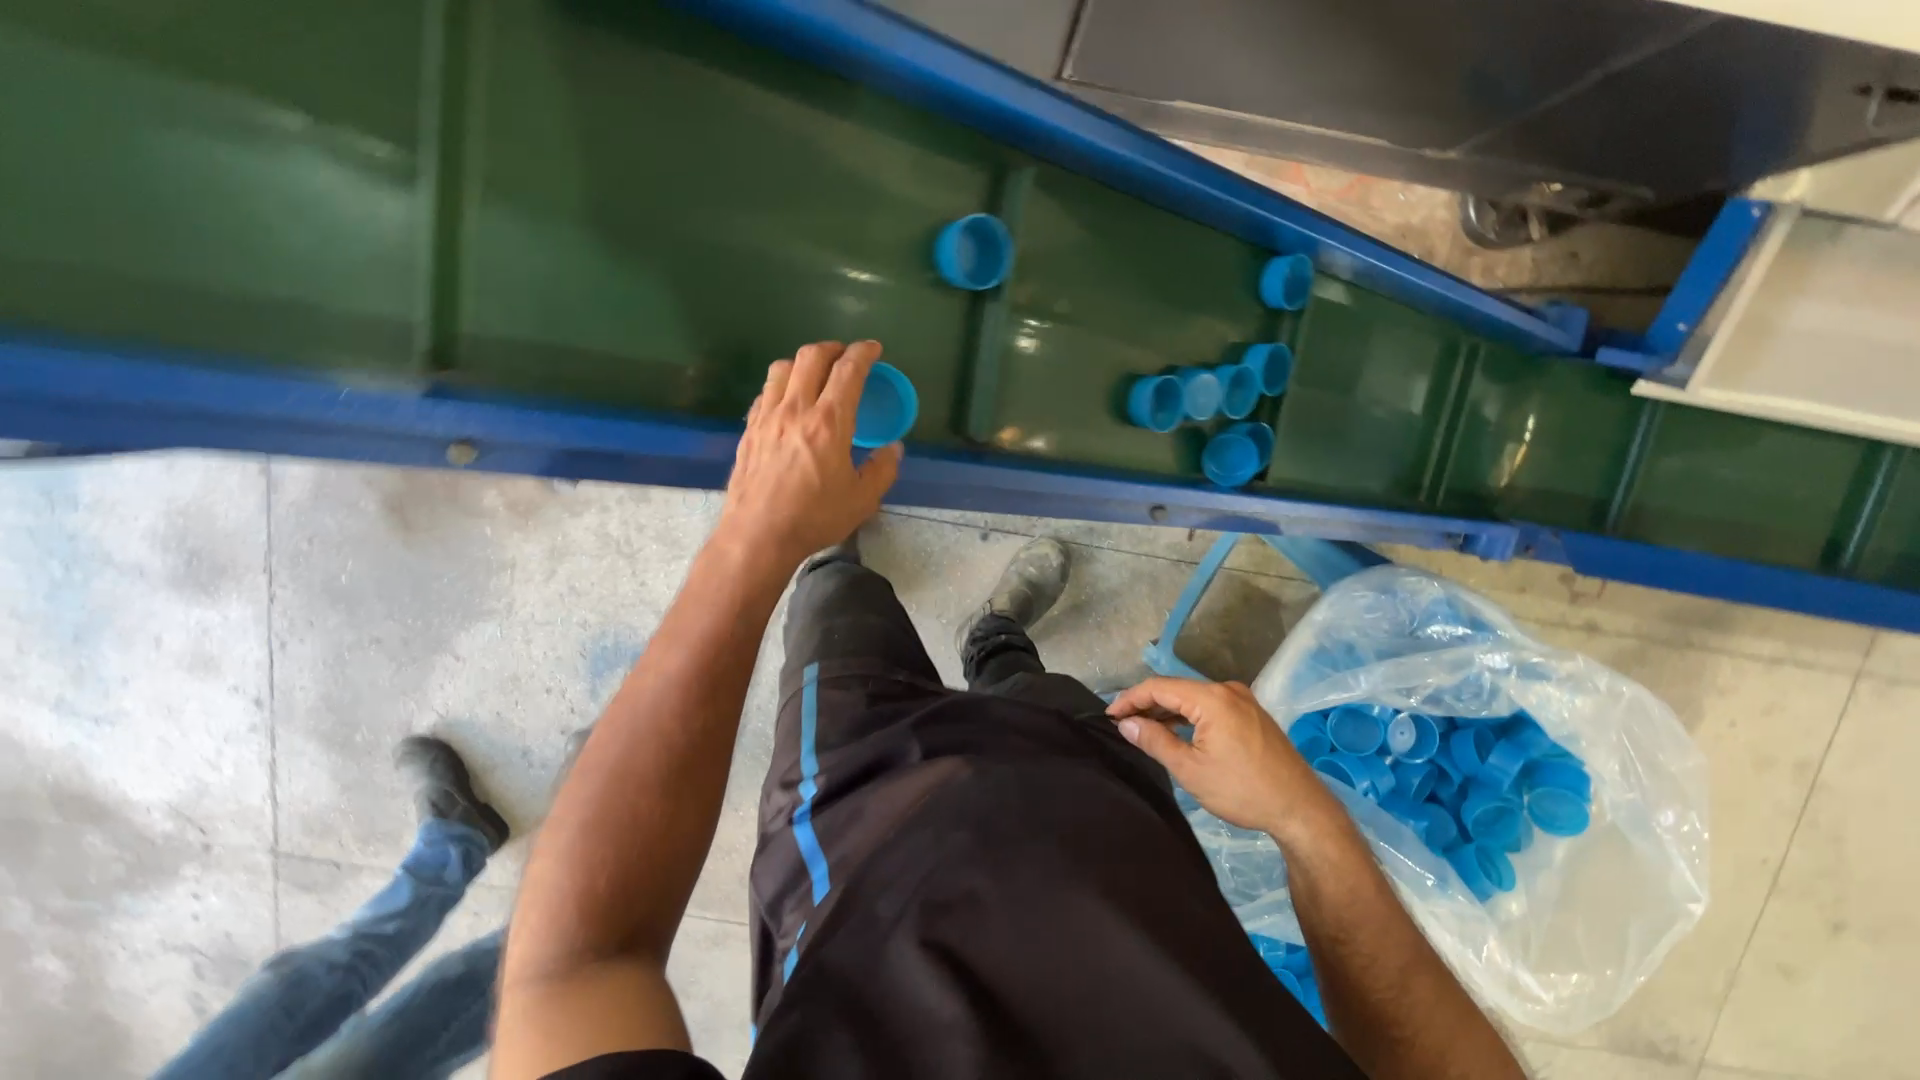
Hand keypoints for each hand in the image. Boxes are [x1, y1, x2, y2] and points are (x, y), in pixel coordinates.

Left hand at [718, 340, 902, 567]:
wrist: (758, 535)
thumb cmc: (814, 518)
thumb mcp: (863, 499)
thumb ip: (883, 469)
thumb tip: (893, 448)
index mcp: (829, 422)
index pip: (848, 370)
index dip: (863, 353)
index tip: (873, 349)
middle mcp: (796, 409)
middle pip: (811, 357)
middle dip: (832, 349)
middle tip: (845, 357)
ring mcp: (767, 417)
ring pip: (782, 368)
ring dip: (802, 362)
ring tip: (814, 373)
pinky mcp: (749, 431)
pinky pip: (765, 393)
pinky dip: (781, 386)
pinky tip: (787, 402)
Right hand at [1108, 678, 1343, 840]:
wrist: (1300, 808)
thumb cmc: (1241, 790)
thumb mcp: (1190, 769)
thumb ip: (1154, 741)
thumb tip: (1126, 723)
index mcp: (1212, 698)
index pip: (1159, 687)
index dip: (1130, 699)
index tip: (1109, 715)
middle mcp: (1228, 690)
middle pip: (1176, 689)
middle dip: (1146, 703)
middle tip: (1121, 723)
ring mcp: (1243, 700)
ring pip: (1194, 698)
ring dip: (1167, 710)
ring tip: (1142, 728)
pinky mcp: (1251, 714)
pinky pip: (1210, 707)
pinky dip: (1189, 716)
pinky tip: (1176, 731)